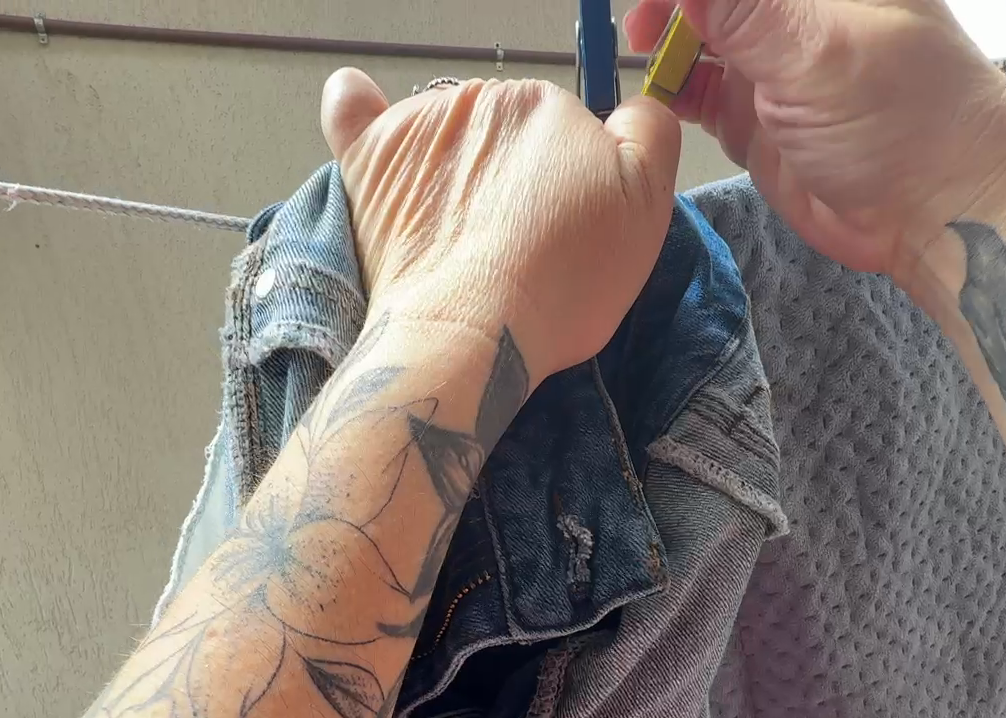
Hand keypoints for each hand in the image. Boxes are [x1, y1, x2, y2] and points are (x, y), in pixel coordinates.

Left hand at [320, 71, 681, 380]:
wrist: (472, 332)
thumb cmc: (564, 282)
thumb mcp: (647, 208)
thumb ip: (650, 135)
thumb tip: (631, 109)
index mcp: (551, 106)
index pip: (565, 133)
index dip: (571, 186)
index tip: (565, 234)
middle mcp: (484, 98)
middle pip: (505, 134)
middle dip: (516, 180)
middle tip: (517, 248)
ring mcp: (420, 125)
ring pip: (446, 133)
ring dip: (457, 168)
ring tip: (462, 239)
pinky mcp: (369, 160)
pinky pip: (354, 110)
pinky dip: (361, 111)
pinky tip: (366, 114)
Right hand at [624, 0, 1005, 284]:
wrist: (925, 212)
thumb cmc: (897, 118)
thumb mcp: (815, 51)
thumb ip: (743, 10)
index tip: (655, 6)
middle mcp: (795, 10)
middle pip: (716, 1)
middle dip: (673, 8)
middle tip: (641, 31)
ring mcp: (769, 62)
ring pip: (699, 38)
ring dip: (668, 44)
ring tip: (641, 56)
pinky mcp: (752, 116)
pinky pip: (698, 92)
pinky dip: (674, 91)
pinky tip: (658, 94)